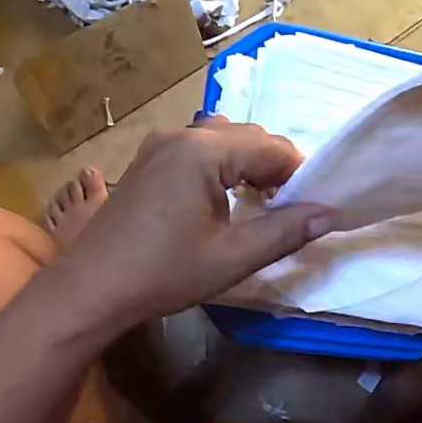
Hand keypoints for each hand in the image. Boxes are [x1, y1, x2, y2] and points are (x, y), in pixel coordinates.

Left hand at [39, 119, 338, 331]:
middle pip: (247, 137)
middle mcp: (180, 135)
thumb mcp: (231, 258)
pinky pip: (196, 150)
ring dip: (245, 165)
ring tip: (256, 206)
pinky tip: (220, 200)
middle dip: (273, 168)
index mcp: (202, 150)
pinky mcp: (146, 159)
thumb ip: (284, 231)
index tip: (312, 206)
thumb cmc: (162, 273)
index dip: (299, 174)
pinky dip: (218, 166)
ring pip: (221, 140)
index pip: (271, 147)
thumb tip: (330, 213)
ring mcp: (158, 144)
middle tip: (286, 211)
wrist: (92, 287)